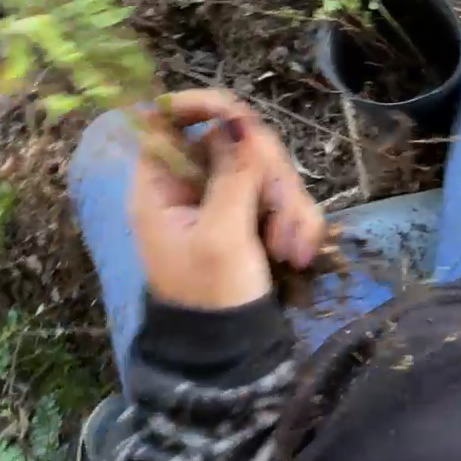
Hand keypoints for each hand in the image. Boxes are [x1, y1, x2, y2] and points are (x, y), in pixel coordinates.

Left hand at [129, 90, 326, 310]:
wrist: (233, 355)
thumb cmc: (213, 298)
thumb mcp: (221, 236)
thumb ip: (233, 174)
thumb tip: (240, 120)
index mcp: (162, 187)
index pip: (167, 121)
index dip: (199, 106)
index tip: (240, 116)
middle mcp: (193, 186)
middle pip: (235, 141)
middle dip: (269, 175)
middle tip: (280, 213)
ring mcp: (226, 199)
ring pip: (268, 167)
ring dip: (289, 204)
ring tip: (293, 248)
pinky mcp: (254, 214)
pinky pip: (283, 194)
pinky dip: (296, 220)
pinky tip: (299, 251)